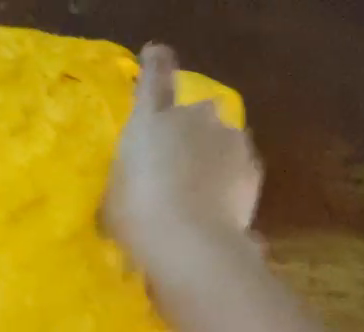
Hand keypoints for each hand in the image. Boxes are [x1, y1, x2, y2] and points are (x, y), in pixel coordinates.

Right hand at [102, 44, 261, 252]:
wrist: (191, 245)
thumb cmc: (137, 220)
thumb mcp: (113, 201)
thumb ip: (126, 178)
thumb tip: (130, 183)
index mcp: (151, 120)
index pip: (155, 74)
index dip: (155, 62)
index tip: (154, 54)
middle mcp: (193, 117)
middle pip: (191, 113)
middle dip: (184, 133)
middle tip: (170, 168)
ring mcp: (228, 137)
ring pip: (216, 140)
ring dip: (207, 158)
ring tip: (194, 195)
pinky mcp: (251, 164)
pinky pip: (235, 166)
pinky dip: (226, 180)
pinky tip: (213, 208)